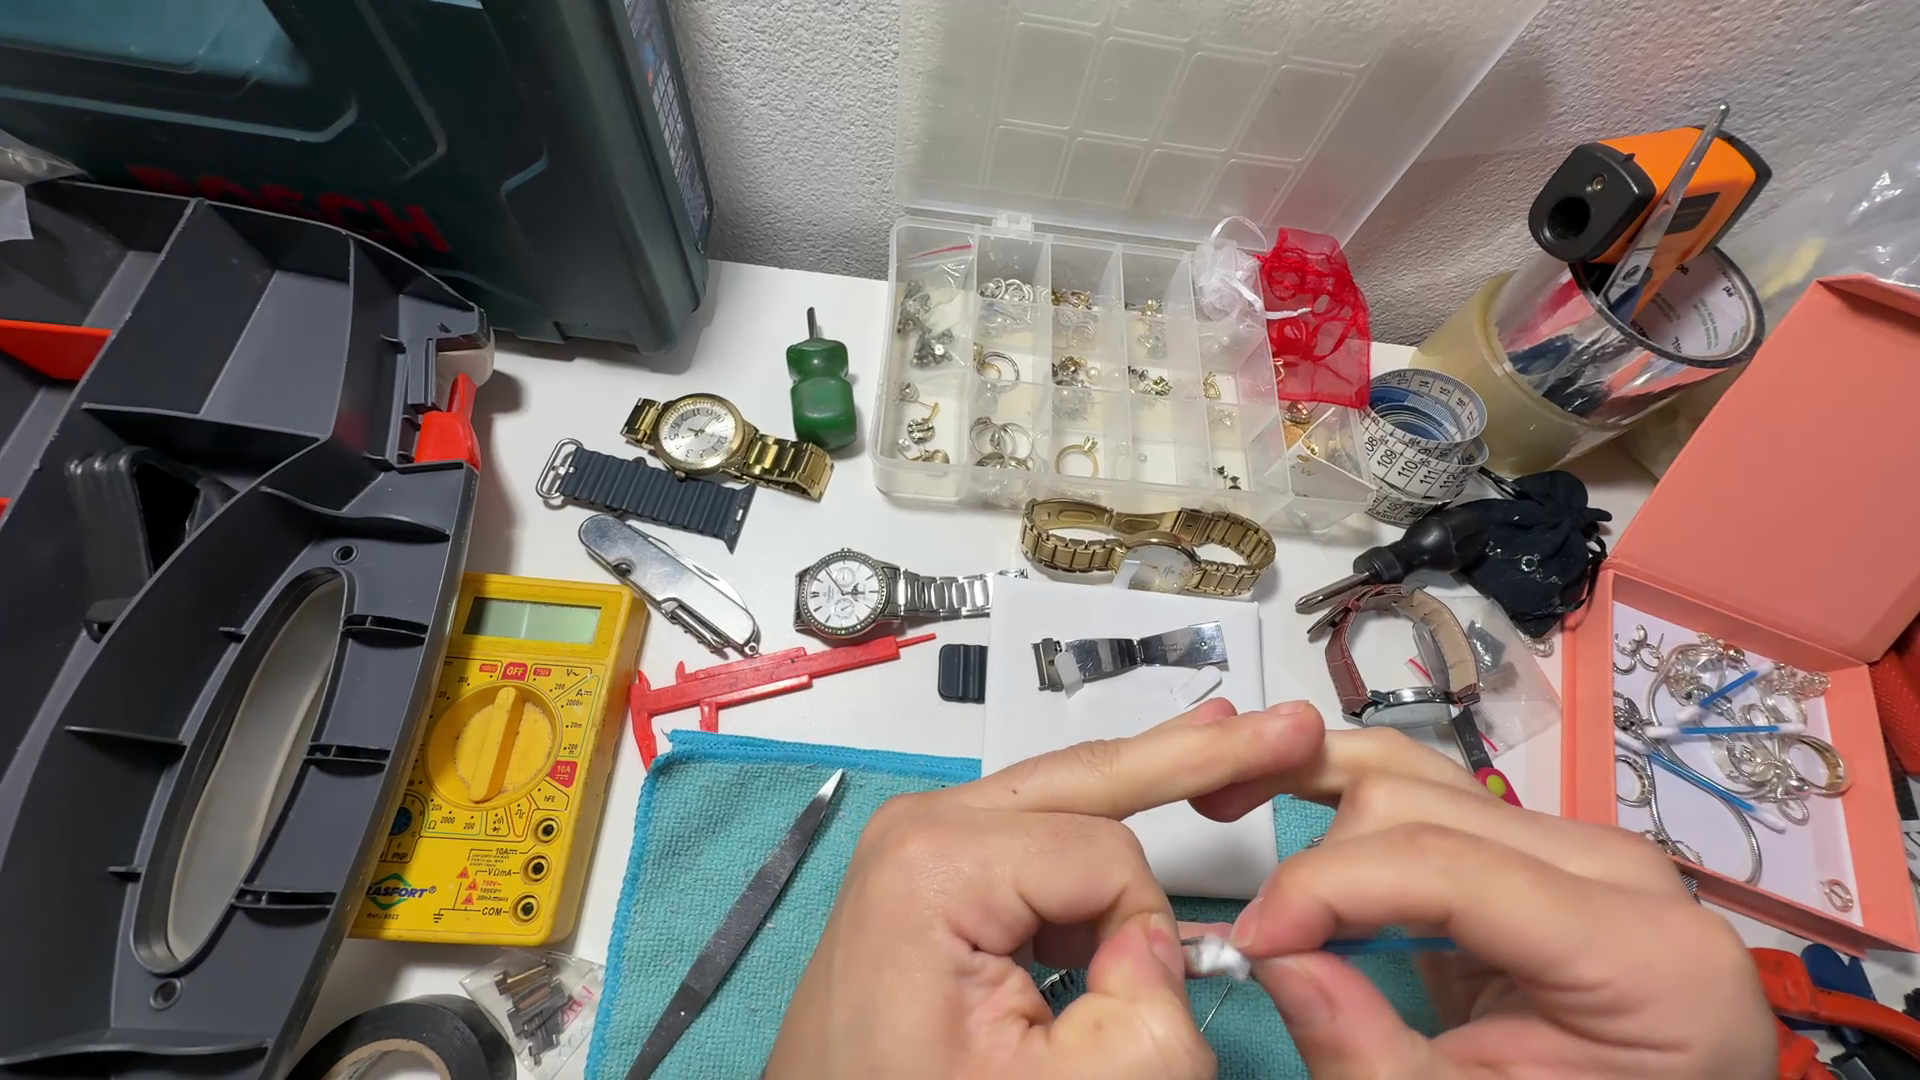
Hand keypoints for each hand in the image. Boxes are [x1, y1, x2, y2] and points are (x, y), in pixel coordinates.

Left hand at [766, 700, 1327, 1079]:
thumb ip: (1142, 1020)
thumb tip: (1154, 935)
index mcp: (938, 863)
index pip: (1103, 851)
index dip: (1142, 930)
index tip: (1126, 994)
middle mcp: (924, 823)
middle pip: (1087, 774)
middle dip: (1188, 755)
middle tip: (1270, 728)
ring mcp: (924, 834)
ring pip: (1067, 798)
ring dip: (1148, 785)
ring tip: (1217, 752)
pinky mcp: (932, 857)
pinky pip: (1035, 834)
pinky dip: (1095, 840)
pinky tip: (1139, 816)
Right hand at [1220, 727, 1773, 1078]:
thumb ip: (1364, 1052)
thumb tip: (1269, 955)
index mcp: (1641, 952)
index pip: (1441, 864)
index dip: (1325, 887)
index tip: (1252, 941)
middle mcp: (1613, 865)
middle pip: (1412, 806)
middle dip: (1319, 866)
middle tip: (1264, 937)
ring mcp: (1567, 836)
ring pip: (1399, 770)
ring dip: (1306, 786)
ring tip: (1230, 804)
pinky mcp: (1519, 832)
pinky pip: (1411, 777)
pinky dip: (1335, 780)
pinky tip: (1280, 783)